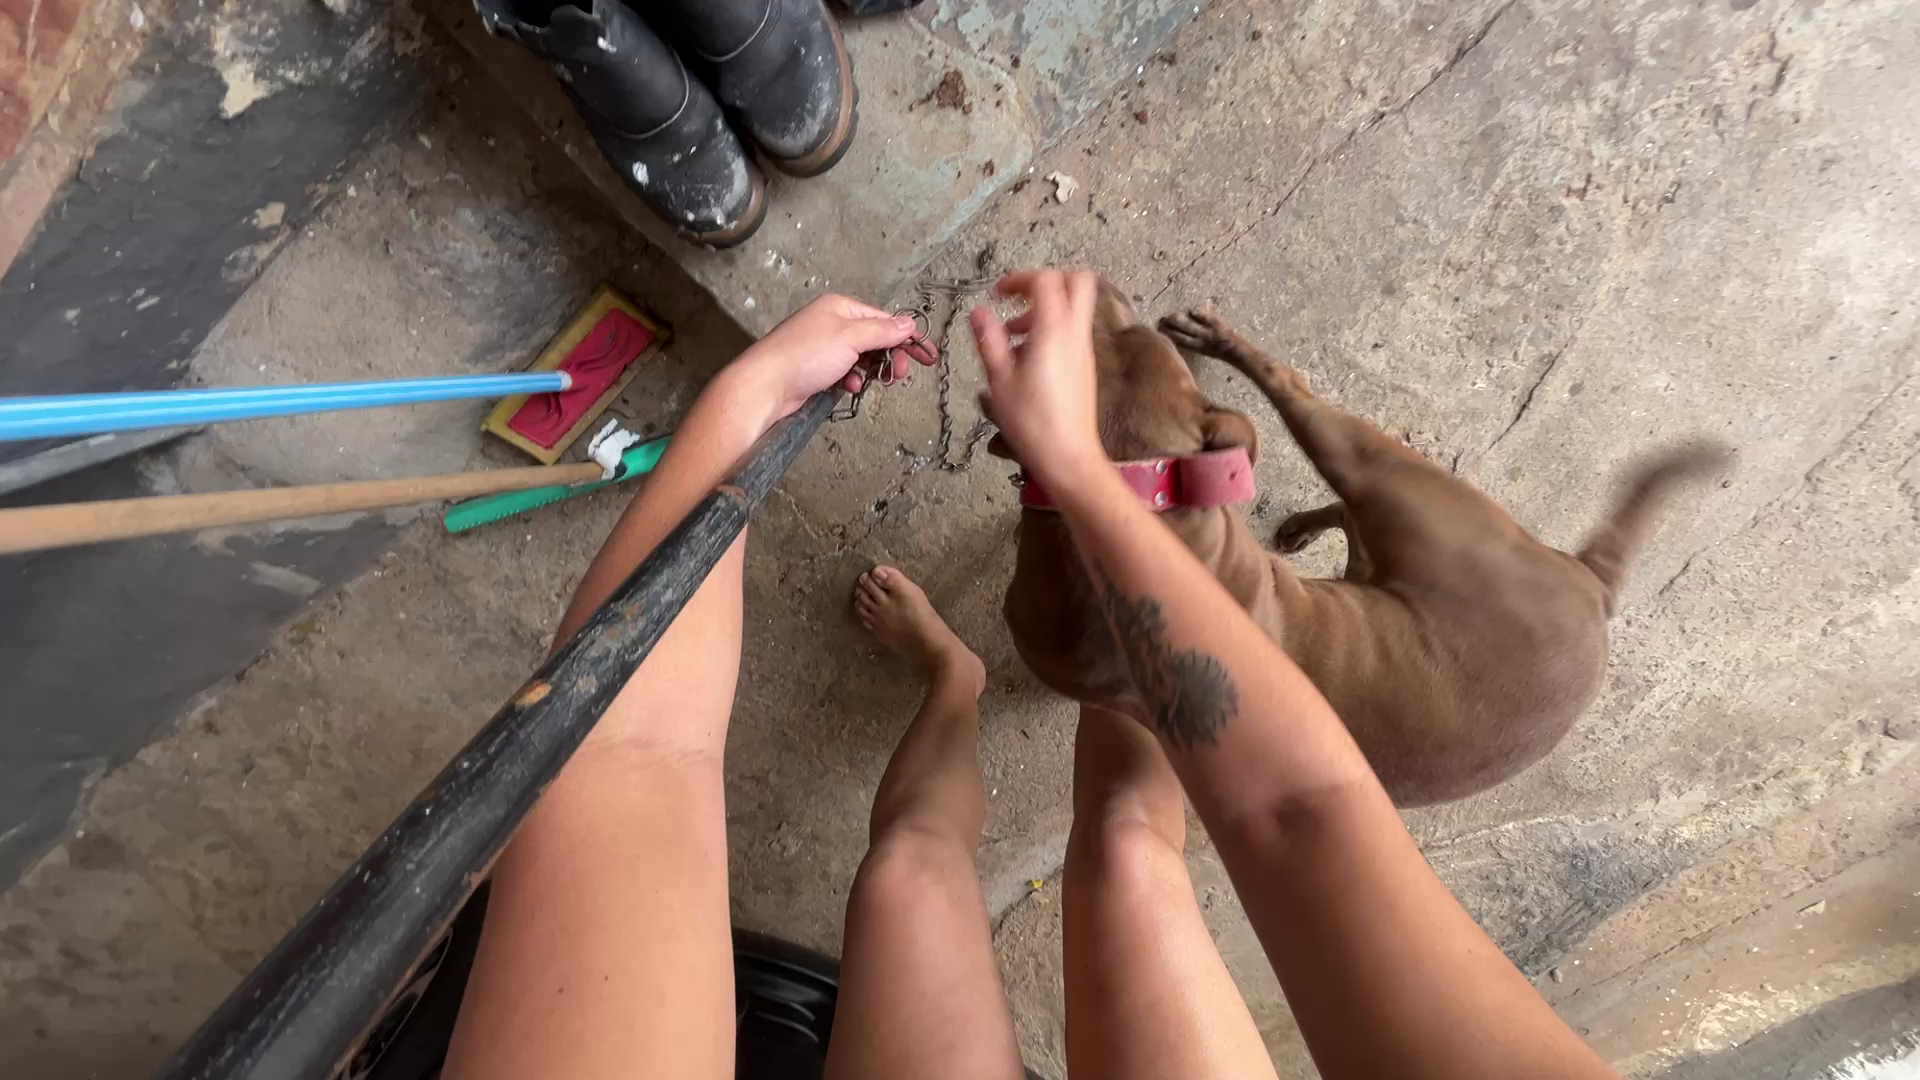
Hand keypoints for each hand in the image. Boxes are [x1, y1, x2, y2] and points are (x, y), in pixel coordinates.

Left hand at [733, 294, 937, 418]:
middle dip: (890, 357)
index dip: (906, 338)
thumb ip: (882, 330)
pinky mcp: (818, 369)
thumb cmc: (805, 355)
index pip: (884, 319)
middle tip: (900, 375)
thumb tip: (909, 324)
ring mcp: (824, 346)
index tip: (926, 356)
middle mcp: (833, 323)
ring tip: (878, 382)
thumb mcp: (850, 337)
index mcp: (841, 307)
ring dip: (872, 371)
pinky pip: (846, 372)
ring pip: (862, 358)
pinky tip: (849, 387)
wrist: (768, 385)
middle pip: (875, 339)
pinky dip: (852, 380)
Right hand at [971, 269, 1105, 486]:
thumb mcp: (999, 380)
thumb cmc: (1034, 425)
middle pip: (1076, 281)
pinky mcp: (1084, 367)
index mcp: (1053, 330)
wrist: (1068, 457)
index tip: (999, 292)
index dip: (1019, 279)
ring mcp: (1083, 351)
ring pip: (1074, 308)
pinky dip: (1051, 331)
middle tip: (1018, 297)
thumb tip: (978, 314)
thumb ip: (989, 340)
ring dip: (1045, 310)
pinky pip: (1071, 332)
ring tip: (1013, 337)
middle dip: (1046, 281)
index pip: (1045, 280)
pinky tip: (1026, 360)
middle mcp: (1075, 334)